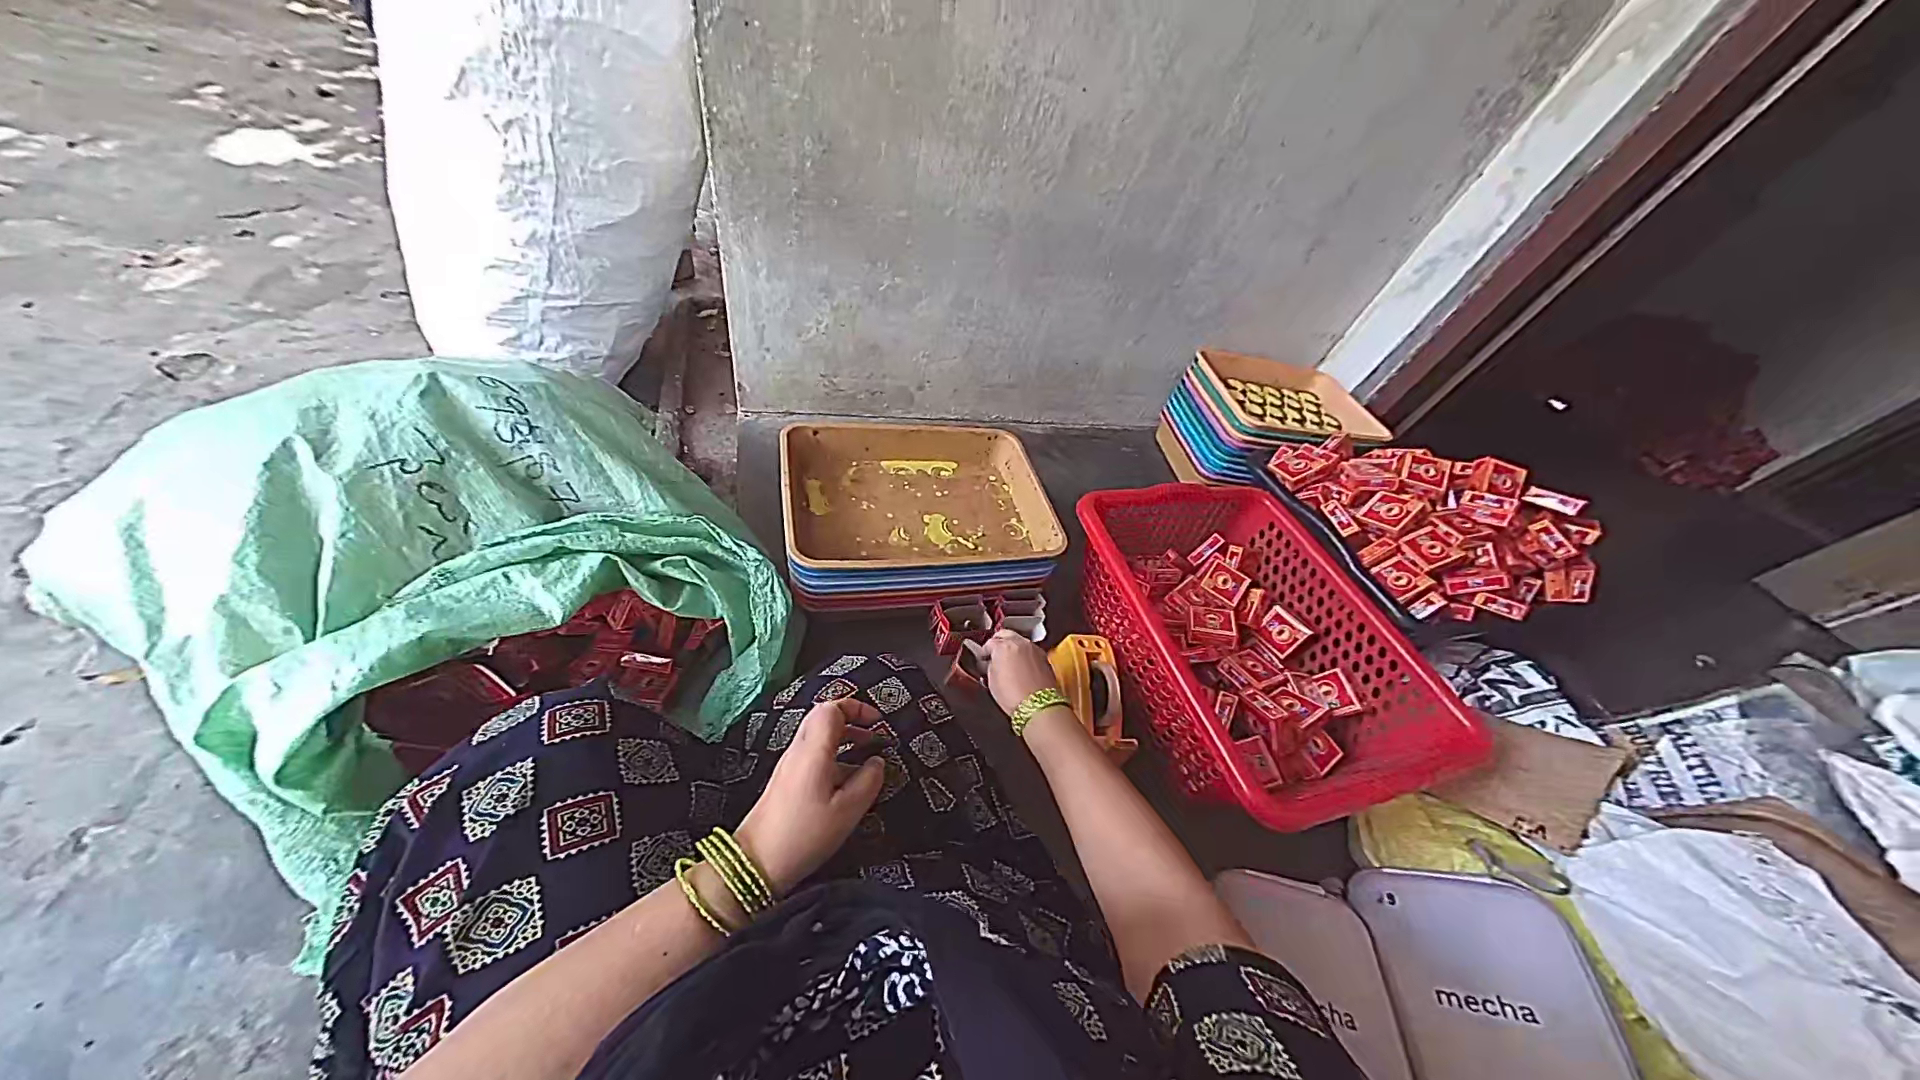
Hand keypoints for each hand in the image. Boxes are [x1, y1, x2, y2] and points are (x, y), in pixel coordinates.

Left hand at [735, 699, 887, 894]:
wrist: (757, 861)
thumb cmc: (802, 835)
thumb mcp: (848, 810)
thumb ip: (869, 781)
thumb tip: (878, 763)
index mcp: (814, 750)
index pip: (832, 708)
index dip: (857, 708)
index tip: (877, 721)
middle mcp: (799, 751)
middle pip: (823, 716)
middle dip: (852, 719)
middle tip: (872, 733)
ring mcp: (790, 765)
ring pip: (818, 736)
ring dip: (844, 739)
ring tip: (865, 755)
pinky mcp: (786, 781)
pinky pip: (813, 755)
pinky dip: (834, 757)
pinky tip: (847, 781)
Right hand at [984, 629, 1062, 717]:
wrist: (1038, 706)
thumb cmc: (1016, 696)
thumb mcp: (991, 680)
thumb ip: (989, 666)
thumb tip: (990, 664)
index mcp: (1004, 645)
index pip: (989, 642)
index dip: (984, 651)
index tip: (983, 657)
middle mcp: (1021, 643)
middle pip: (1005, 634)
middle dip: (998, 642)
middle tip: (993, 654)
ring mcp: (1034, 649)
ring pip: (1019, 641)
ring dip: (1012, 648)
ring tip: (1007, 662)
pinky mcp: (1044, 658)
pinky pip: (1030, 650)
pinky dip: (1024, 655)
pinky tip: (1020, 667)